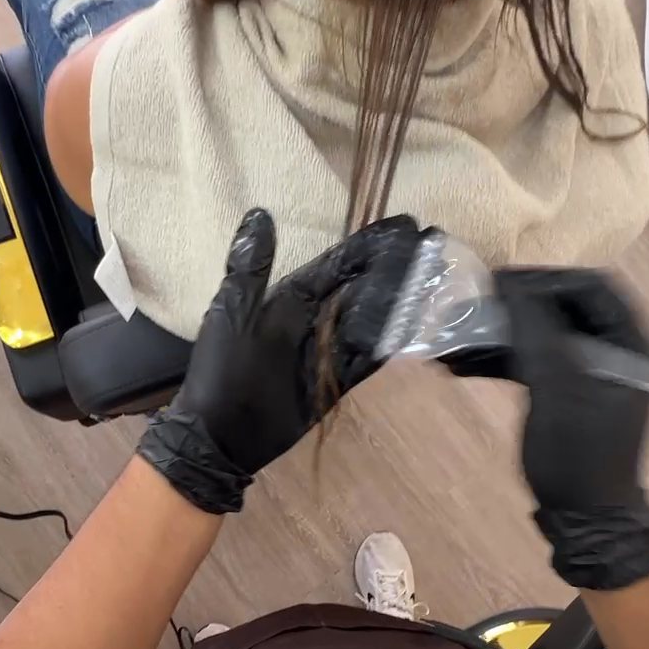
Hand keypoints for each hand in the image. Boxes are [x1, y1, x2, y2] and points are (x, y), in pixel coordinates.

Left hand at [137, 209, 421, 512]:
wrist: (218, 436)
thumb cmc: (221, 371)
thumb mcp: (232, 311)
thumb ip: (250, 267)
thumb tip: (260, 213)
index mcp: (285, 301)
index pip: (332, 267)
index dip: (365, 247)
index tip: (402, 226)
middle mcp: (308, 324)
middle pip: (355, 292)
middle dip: (389, 273)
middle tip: (429, 252)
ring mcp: (321, 356)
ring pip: (364, 325)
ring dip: (393, 307)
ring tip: (430, 285)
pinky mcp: (330, 386)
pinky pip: (362, 363)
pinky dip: (383, 348)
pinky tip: (409, 331)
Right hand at [453, 268, 648, 588]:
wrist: (586, 520)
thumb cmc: (578, 454)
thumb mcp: (558, 388)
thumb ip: (536, 331)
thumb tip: (507, 283)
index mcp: (632, 343)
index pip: (590, 286)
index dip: (542, 280)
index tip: (494, 282)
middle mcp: (615, 351)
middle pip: (560, 310)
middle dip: (511, 309)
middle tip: (469, 309)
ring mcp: (588, 376)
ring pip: (540, 338)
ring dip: (498, 337)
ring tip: (454, 342)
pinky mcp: (565, 397)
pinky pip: (532, 366)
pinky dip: (500, 363)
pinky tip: (461, 366)